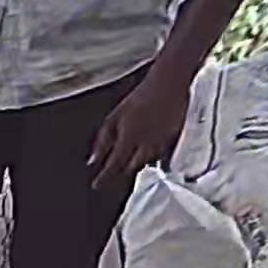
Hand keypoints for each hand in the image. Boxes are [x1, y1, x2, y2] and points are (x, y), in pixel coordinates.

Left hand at [89, 71, 190, 190]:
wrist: (169, 82)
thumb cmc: (138, 99)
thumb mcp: (113, 119)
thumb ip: (102, 141)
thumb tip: (92, 162)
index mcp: (129, 138)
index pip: (114, 165)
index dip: (104, 177)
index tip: (96, 185)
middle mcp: (146, 141)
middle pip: (131, 166)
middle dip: (120, 171)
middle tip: (111, 174)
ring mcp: (163, 138)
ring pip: (147, 160)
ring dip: (136, 164)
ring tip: (128, 164)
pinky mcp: (175, 134)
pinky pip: (162, 152)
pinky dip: (151, 156)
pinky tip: (146, 155)